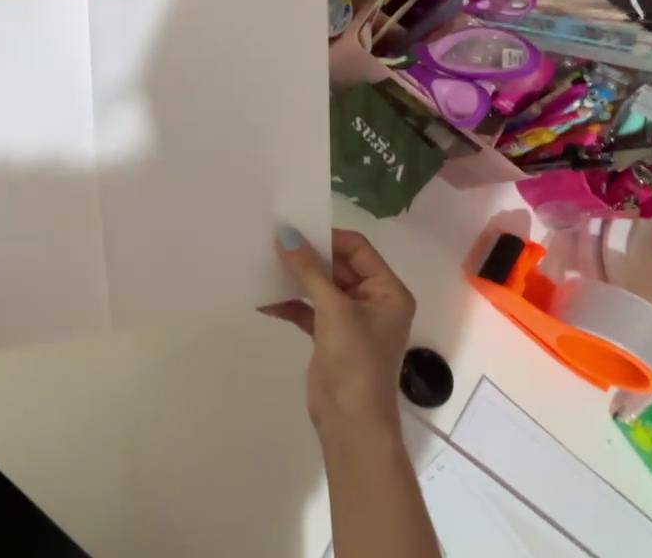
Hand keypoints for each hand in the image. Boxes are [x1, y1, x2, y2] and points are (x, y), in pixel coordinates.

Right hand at [262, 228, 415, 440]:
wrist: (350, 421)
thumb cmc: (355, 360)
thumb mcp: (333, 309)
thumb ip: (308, 270)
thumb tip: (285, 234)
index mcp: (388, 291)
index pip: (358, 248)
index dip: (327, 237)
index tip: (294, 230)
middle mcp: (372, 301)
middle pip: (337, 265)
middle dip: (307, 256)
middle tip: (272, 242)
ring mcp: (350, 319)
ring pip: (320, 286)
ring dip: (295, 278)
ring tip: (264, 264)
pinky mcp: (330, 335)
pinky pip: (308, 308)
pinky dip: (289, 303)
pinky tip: (264, 299)